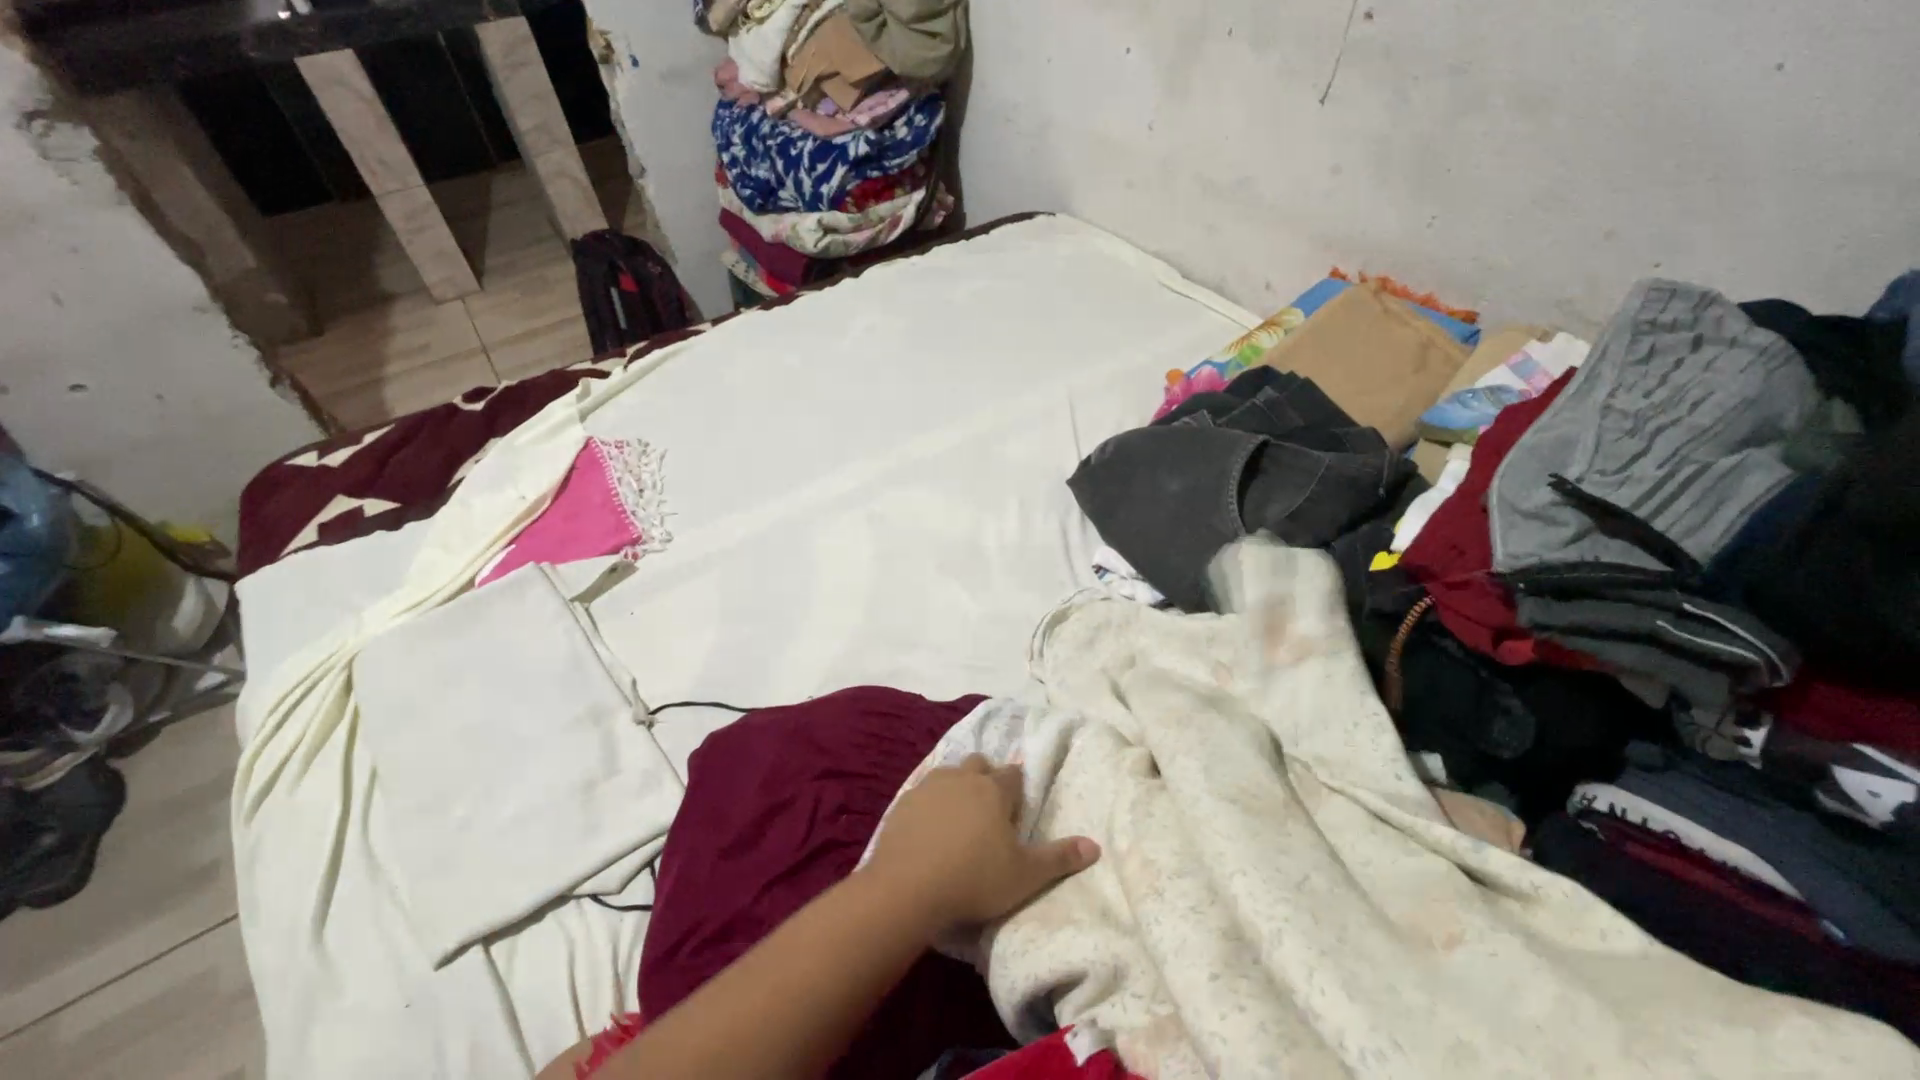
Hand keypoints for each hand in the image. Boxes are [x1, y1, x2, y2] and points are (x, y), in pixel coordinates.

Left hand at [865, 755, 1099, 932]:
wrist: (907, 887)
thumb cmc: (974, 879)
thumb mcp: (1025, 875)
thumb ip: (1060, 859)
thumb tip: (1095, 846)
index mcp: (994, 791)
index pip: (1013, 776)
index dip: (1017, 789)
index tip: (1016, 808)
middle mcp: (962, 779)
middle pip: (979, 765)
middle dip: (986, 778)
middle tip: (990, 809)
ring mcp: (928, 788)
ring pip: (948, 773)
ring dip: (956, 786)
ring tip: (959, 816)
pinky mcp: (902, 803)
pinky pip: (922, 793)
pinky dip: (929, 804)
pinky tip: (929, 827)